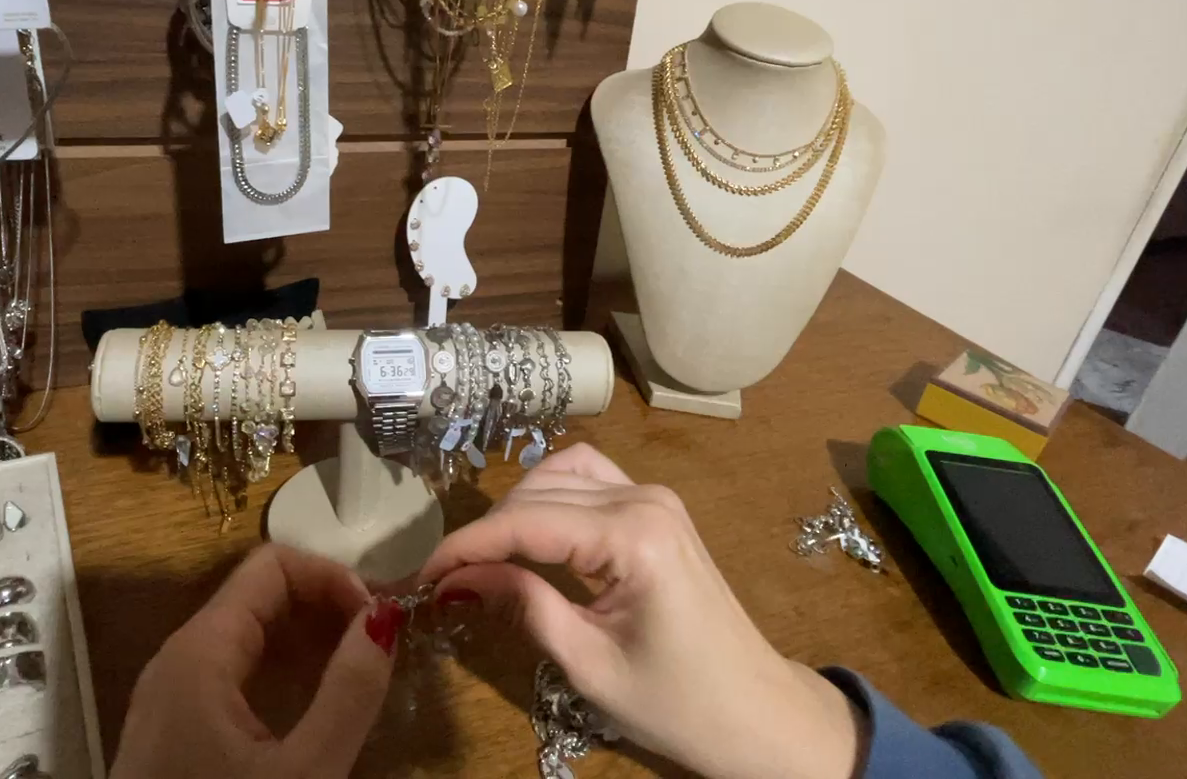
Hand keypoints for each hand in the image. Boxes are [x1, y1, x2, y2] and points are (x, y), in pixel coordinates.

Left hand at [112, 544, 405, 778]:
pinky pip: (238, 669)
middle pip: (261, 592)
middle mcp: (180, 656)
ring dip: (310, 636)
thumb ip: (349, 690)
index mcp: (200, 651)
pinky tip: (320, 697)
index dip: (332, 577)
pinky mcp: (178, 726)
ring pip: (251, 631)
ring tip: (361, 666)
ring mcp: (175, 692)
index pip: (272, 566)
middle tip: (381, 640)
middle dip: (326, 603)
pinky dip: (285, 667)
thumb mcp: (303, 776)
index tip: (378, 618)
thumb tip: (385, 616)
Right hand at [419, 445, 861, 778]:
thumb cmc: (680, 704)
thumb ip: (523, 606)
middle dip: (487, 530)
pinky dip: (551, 494)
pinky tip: (533, 527)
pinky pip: (588, 478)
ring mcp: (653, 495)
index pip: (527, 523)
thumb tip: (456, 578)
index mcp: (633, 537)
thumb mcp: (590, 665)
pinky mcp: (655, 505)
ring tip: (489, 553)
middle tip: (449, 575)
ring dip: (517, 504)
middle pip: (539, 493)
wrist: (761, 714)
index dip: (468, 545)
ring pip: (560, 471)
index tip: (424, 574)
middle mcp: (643, 497)